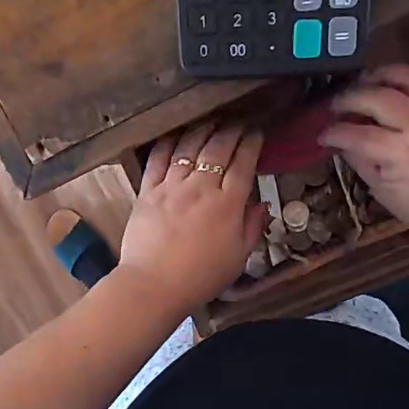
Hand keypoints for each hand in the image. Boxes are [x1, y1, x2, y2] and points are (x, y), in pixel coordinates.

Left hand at [116, 122, 267, 312]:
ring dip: (202, 130)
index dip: (251, 144)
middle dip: (231, 131)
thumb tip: (261, 204)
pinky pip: (158, 159)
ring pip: (189, 147)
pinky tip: (176, 136)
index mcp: (227, 205)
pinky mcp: (148, 191)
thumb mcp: (238, 257)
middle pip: (218, 149)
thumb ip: (252, 227)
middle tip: (238, 123)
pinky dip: (168, 143)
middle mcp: (201, 189)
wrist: (154, 285)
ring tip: (211, 122)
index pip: (243, 164)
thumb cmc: (201, 277)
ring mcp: (172, 188)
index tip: (257, 133)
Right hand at [320, 65, 408, 245]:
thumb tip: (340, 140)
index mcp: (402, 156)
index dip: (334, 132)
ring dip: (377, 76)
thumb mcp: (382, 191)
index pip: (358, 134)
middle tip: (335, 105)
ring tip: (360, 83)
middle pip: (377, 98)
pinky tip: (386, 84)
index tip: (321, 133)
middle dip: (350, 98)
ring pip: (404, 78)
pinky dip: (402, 79)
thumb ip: (360, 160)